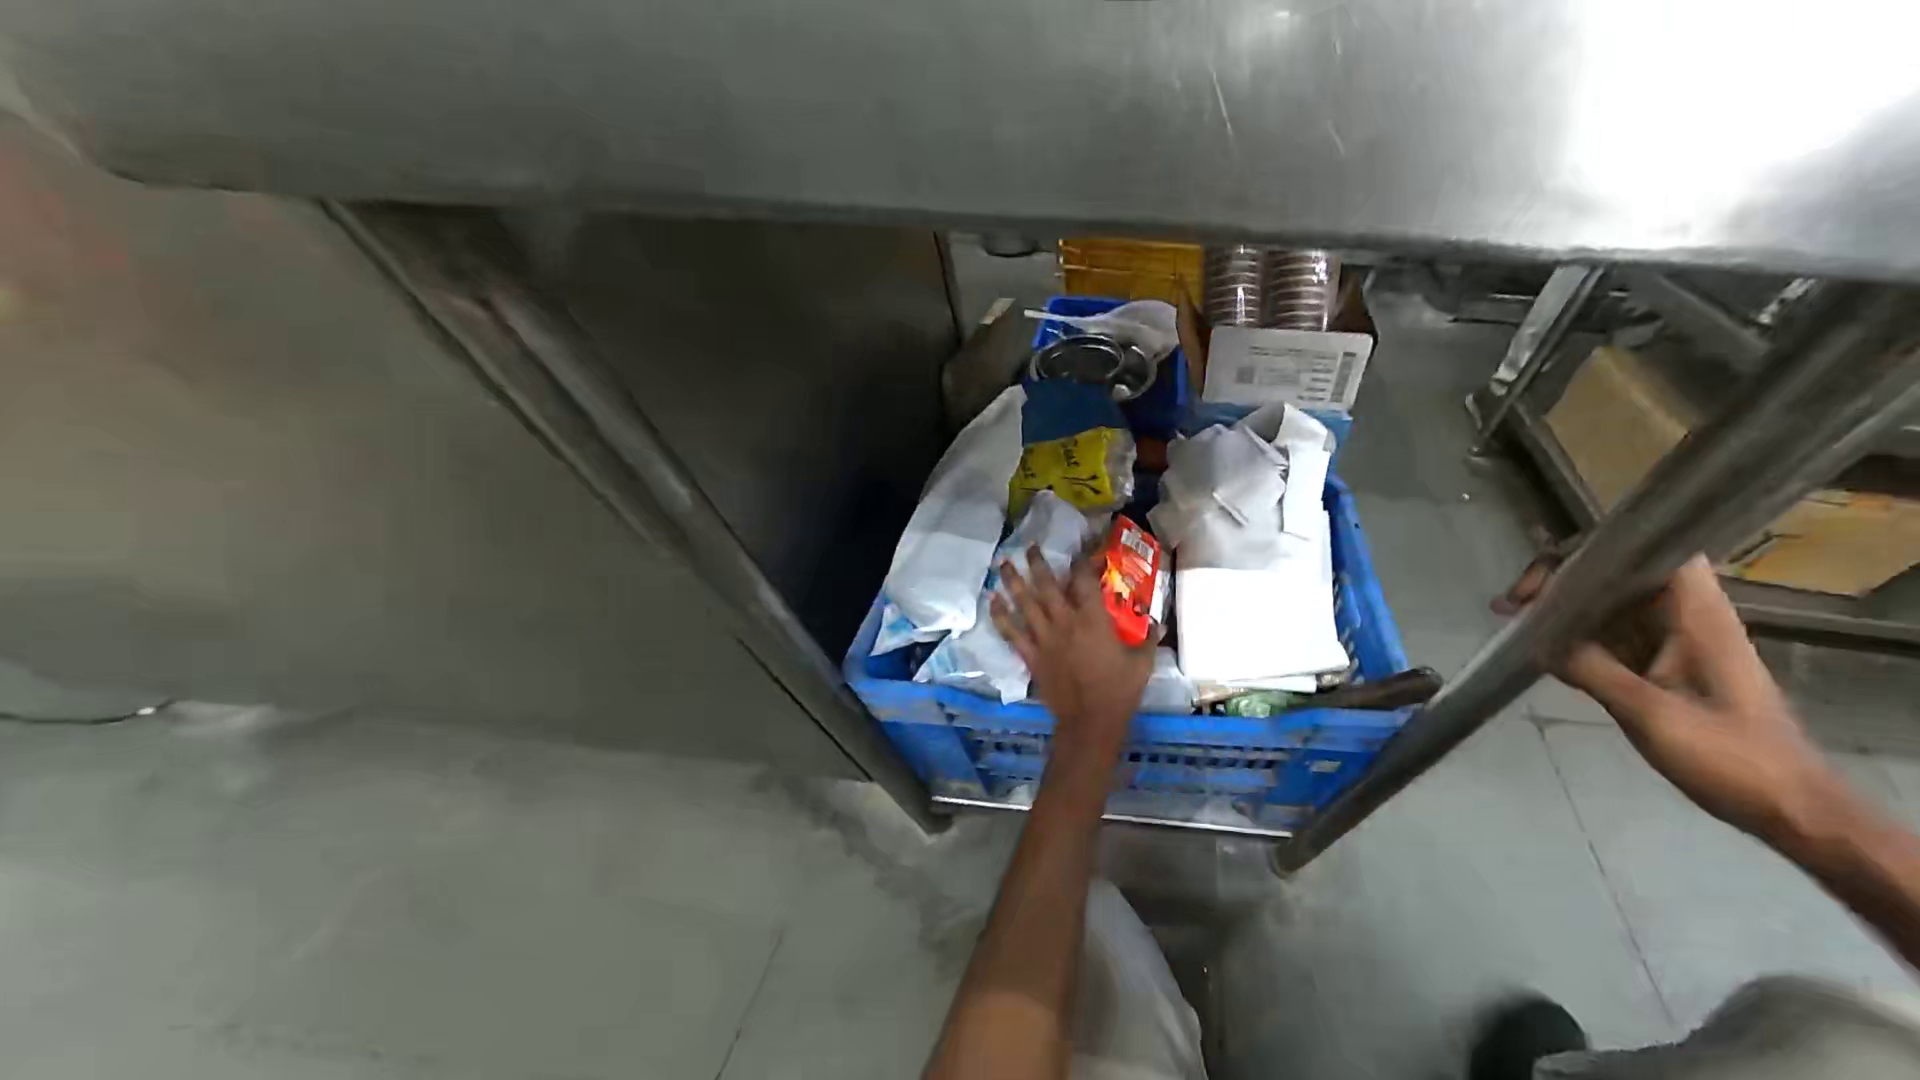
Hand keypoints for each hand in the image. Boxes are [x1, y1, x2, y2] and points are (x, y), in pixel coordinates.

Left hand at [990, 546, 1157, 762]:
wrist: (1090, 721)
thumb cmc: (1119, 690)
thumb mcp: (1143, 662)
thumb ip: (1149, 638)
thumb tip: (1157, 622)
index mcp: (1093, 619)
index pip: (1083, 581)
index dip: (1082, 562)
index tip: (1081, 552)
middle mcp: (1065, 622)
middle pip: (1046, 585)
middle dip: (1037, 563)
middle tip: (1029, 547)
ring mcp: (1044, 638)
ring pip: (1024, 603)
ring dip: (1013, 581)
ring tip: (1003, 564)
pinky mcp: (1031, 656)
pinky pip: (1011, 632)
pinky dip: (1000, 616)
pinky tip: (992, 601)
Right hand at [1501, 553, 1844, 844]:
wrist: (1787, 807)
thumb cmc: (1729, 756)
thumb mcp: (1651, 713)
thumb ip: (1592, 669)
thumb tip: (1538, 642)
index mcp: (1696, 617)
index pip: (1652, 553)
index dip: (1598, 550)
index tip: (1549, 575)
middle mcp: (1685, 619)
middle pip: (1618, 576)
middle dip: (1561, 580)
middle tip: (1512, 603)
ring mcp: (1673, 644)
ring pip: (1608, 606)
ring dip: (1559, 608)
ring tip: (1509, 617)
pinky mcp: (1660, 668)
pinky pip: (1608, 637)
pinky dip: (1571, 636)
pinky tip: (1536, 647)